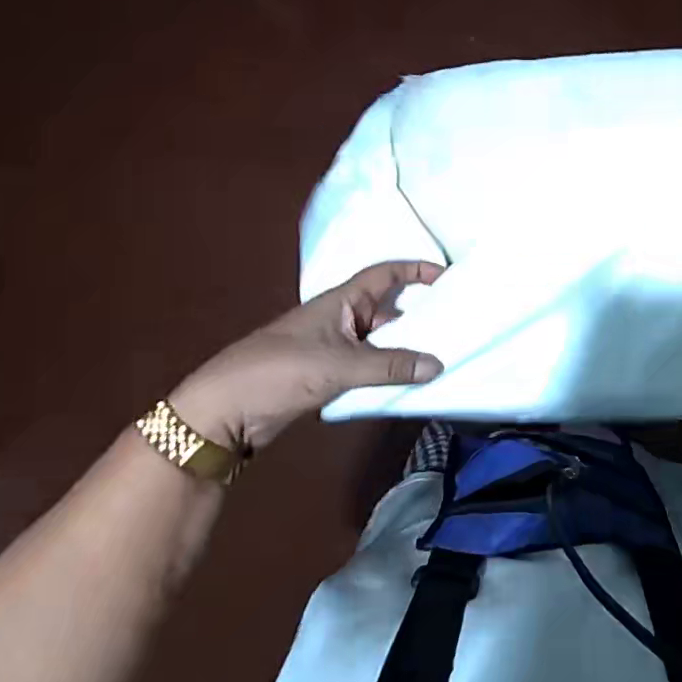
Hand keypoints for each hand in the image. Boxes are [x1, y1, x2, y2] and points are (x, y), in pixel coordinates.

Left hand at [167, 261, 445, 451]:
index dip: (414, 271)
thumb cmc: (279, 370)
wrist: (225, 411)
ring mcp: (334, 348)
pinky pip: (368, 367)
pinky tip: (409, 385)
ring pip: (380, 343)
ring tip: (442, 358)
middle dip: (419, 317)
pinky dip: (388, 373)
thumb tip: (437, 364)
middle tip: (456, 326)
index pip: (385, 275)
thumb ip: (389, 365)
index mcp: (341, 301)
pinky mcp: (328, 375)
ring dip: (405, 351)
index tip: (447, 276)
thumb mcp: (338, 365)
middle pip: (388, 312)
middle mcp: (341, 319)